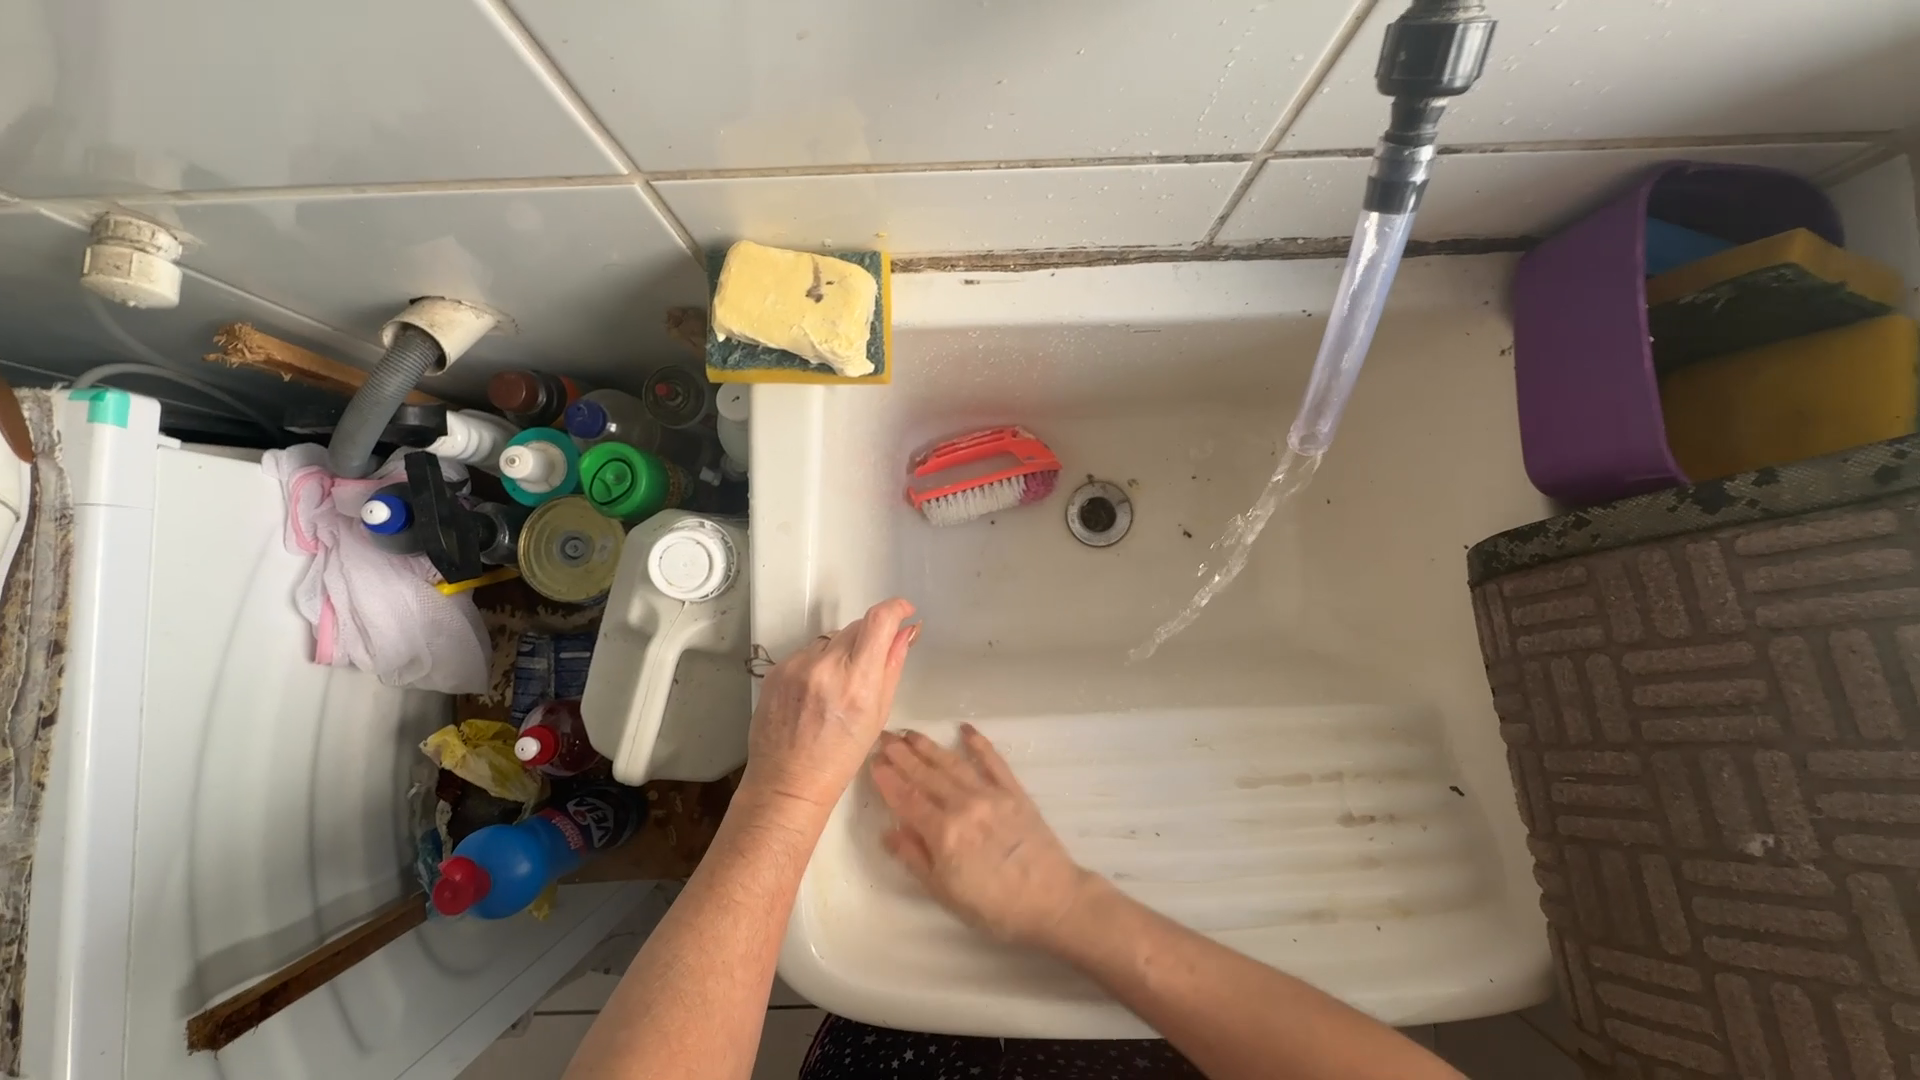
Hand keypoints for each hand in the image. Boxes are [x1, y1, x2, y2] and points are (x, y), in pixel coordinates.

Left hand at [743, 598, 918, 812]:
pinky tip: (815, 693)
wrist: (787, 782)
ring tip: (837, 688)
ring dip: (841, 652)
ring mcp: (796, 667)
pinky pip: (807, 653)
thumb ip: (892, 666)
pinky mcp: (777, 670)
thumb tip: (905, 632)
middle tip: (869, 666)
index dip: (894, 608)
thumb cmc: (839, 757)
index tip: (903, 610)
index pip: (878, 621)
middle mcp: (825, 667)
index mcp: (857, 682)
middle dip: (869, 638)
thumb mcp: (878, 714)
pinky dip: (818, 664)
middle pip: (856, 626)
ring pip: (831, 639)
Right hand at [870, 724, 1099, 948]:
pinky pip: (993, 761)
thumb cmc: (994, 908)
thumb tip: (888, 832)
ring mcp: (990, 794)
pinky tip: (964, 729)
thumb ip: (915, 858)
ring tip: (910, 733)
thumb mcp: (945, 893)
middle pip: (926, 775)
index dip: (888, 779)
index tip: (872, 761)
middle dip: (902, 755)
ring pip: (952, 764)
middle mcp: (963, 805)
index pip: (907, 799)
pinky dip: (978, 743)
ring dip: (929, 746)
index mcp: (943, 833)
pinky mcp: (1014, 791)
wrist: (1052, 900)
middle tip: (883, 736)